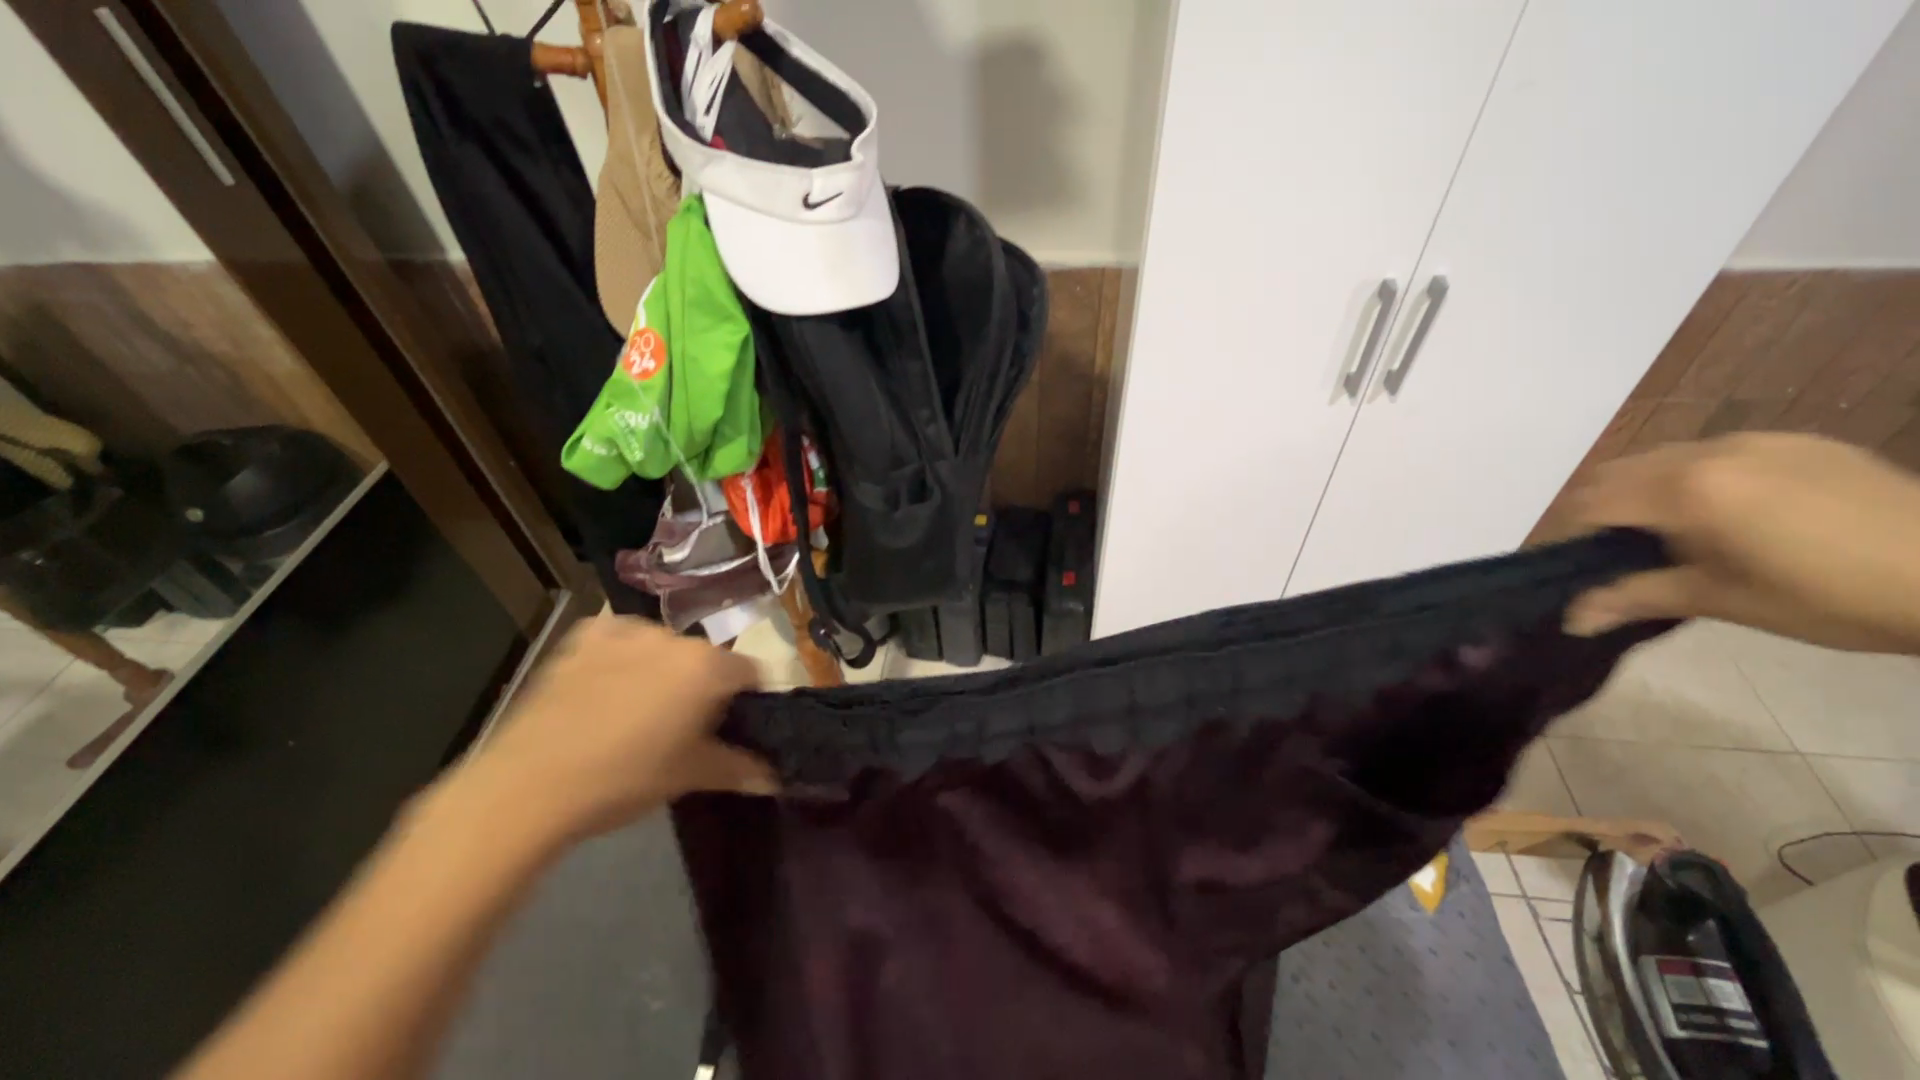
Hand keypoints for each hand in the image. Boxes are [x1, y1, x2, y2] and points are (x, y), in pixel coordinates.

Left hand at [447, 617, 773, 842]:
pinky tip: (607, 691)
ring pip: (661, 649)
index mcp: (707, 665)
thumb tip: (773, 776)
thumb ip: (739, 769)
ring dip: (661, 672)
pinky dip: (622, 659)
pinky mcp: (581, 639)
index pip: (750, 671)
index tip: (734, 728)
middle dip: (702, 687)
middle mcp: (671, 637)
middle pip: (704, 658)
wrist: (530, 784)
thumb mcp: (690, 776)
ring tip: (640, 714)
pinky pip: (618, 642)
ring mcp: (623, 632)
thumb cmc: (624, 778)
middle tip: (686, 729)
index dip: (748, 700)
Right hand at [1562, 433, 1919, 651]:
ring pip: (1666, 457)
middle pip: (1619, 471)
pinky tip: (1726, 514)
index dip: (1566, 532)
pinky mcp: (1795, 441)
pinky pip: (1716, 452)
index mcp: (1688, 492)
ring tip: (1662, 534)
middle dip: (1598, 508)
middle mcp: (1710, 453)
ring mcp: (1756, 441)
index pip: (1592, 501)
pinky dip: (1693, 478)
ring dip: (1643, 489)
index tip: (1564, 564)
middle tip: (1604, 553)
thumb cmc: (1833, 598)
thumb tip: (1571, 617)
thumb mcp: (1725, 602)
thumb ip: (1638, 596)